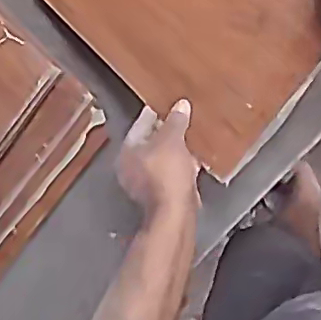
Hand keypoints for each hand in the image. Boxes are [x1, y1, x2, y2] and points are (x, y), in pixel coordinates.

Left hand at [117, 100, 199, 221]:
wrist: (175, 216)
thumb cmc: (167, 172)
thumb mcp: (173, 140)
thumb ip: (175, 121)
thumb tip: (181, 104)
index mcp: (127, 151)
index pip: (140, 125)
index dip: (154, 113)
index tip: (166, 104)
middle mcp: (129, 167)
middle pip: (149, 143)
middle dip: (165, 133)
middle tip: (180, 121)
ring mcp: (143, 185)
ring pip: (160, 160)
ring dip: (174, 151)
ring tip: (190, 140)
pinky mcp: (158, 198)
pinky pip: (169, 174)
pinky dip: (179, 167)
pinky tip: (193, 163)